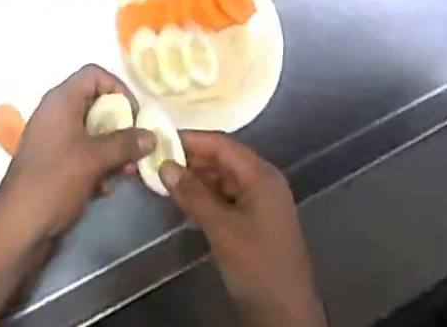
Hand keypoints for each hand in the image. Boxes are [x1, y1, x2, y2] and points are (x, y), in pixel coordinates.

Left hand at [0, 65, 154, 242]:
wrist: (19, 223)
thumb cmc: (56, 179)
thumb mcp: (95, 158)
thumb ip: (125, 143)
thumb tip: (152, 136)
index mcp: (62, 99)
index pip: (94, 74)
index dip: (118, 88)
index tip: (135, 114)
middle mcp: (56, 111)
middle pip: (95, 102)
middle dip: (119, 124)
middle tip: (136, 146)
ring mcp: (53, 135)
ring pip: (91, 129)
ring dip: (112, 147)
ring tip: (127, 170)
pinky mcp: (52, 159)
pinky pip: (81, 149)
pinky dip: (97, 162)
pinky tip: (104, 186)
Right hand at [161, 132, 325, 326]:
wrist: (288, 320)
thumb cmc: (257, 267)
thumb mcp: (221, 229)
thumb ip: (192, 194)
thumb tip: (164, 166)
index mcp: (261, 175)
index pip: (221, 144)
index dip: (191, 140)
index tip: (160, 138)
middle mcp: (263, 182)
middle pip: (223, 160)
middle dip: (191, 160)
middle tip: (158, 160)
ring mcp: (261, 203)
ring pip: (223, 179)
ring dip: (197, 180)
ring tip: (166, 180)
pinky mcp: (256, 222)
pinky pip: (227, 198)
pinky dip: (206, 197)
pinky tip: (185, 203)